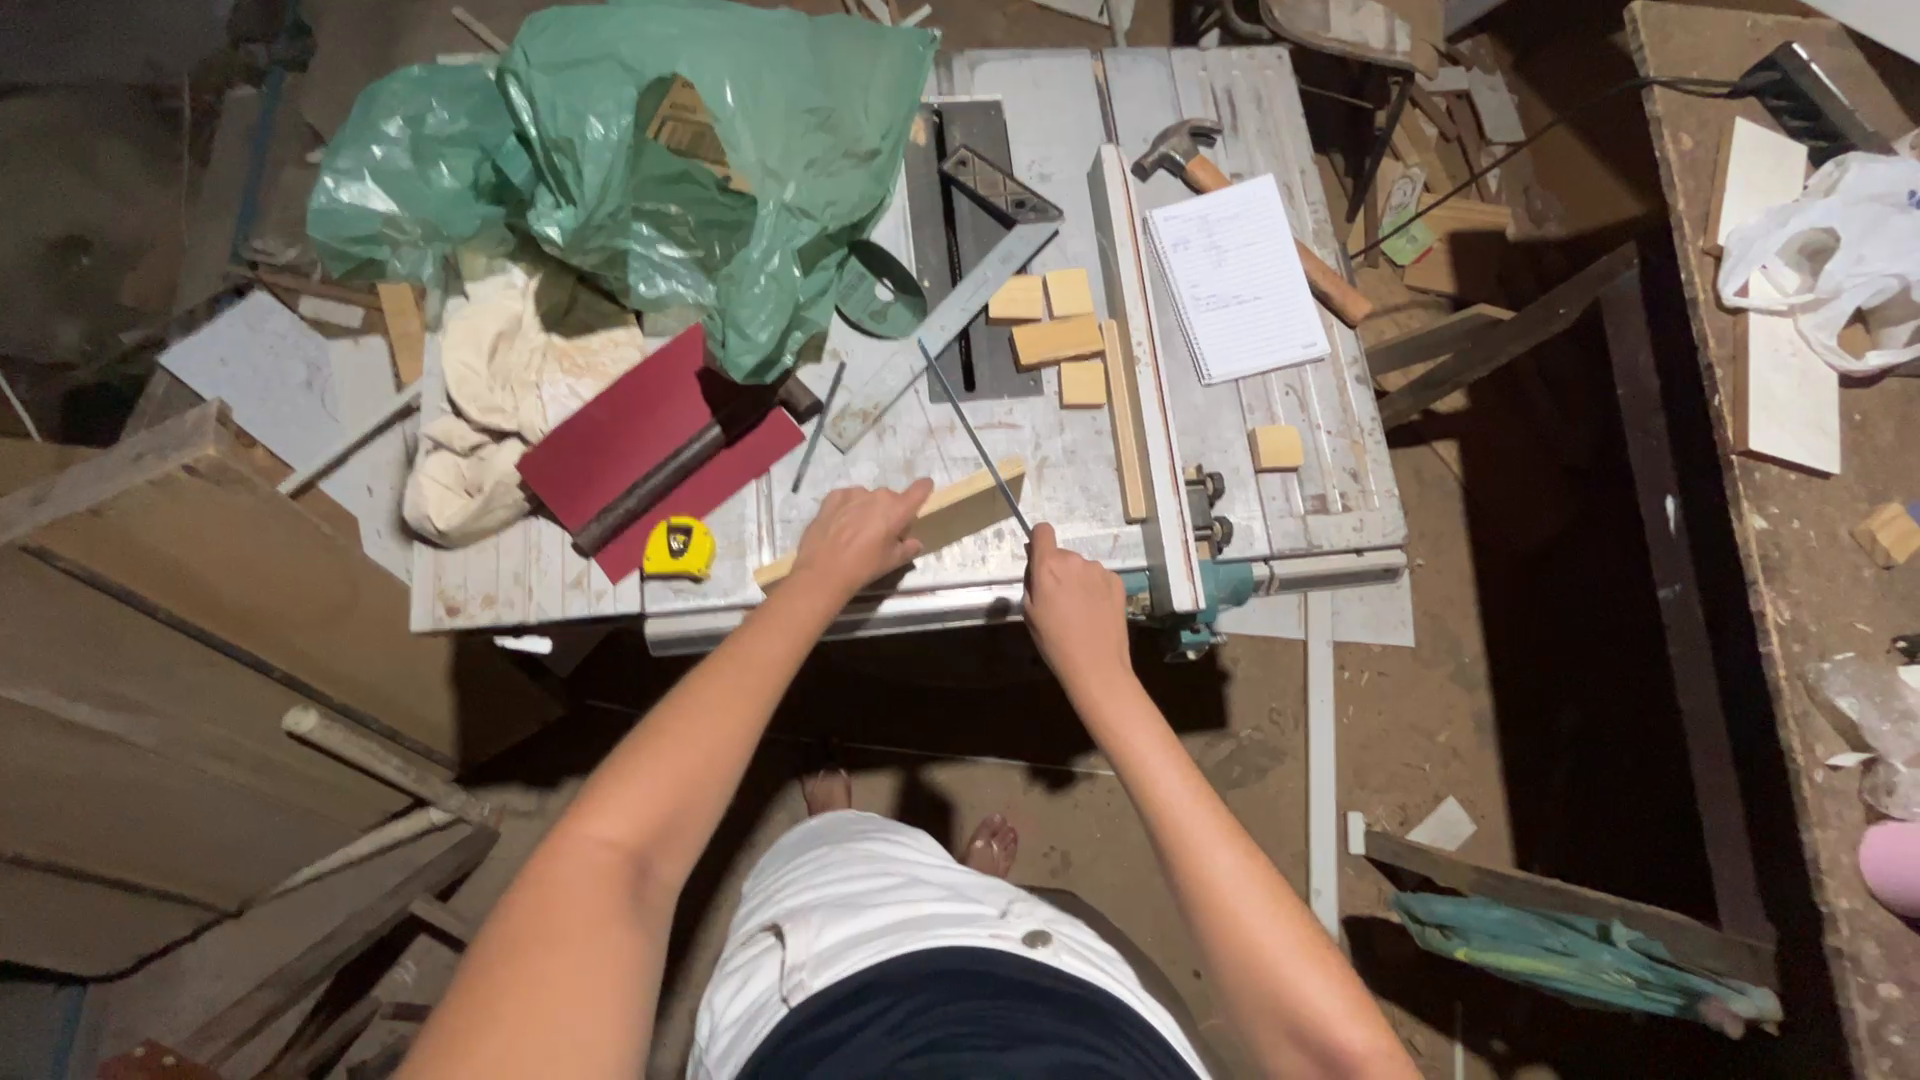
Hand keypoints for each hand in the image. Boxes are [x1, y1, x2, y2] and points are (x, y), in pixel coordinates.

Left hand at [789, 479, 933, 599]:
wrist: (824, 570)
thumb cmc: (864, 566)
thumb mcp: (893, 562)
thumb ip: (908, 548)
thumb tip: (914, 542)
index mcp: (898, 509)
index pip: (920, 489)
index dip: (924, 488)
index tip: (924, 491)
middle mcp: (878, 495)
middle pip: (891, 498)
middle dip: (889, 511)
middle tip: (880, 533)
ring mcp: (854, 493)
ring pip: (868, 498)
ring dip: (867, 509)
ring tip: (856, 531)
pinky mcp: (833, 496)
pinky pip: (848, 498)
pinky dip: (848, 507)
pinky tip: (840, 524)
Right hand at [1023, 522, 1131, 695]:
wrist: (1096, 664)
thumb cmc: (1054, 641)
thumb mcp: (1029, 612)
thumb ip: (1031, 581)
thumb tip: (1036, 563)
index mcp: (1049, 566)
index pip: (1042, 531)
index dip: (1038, 541)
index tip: (1039, 558)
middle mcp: (1075, 560)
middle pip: (1062, 554)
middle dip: (1058, 569)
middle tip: (1058, 599)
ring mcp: (1099, 569)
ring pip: (1081, 567)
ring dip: (1077, 579)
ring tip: (1079, 609)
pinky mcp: (1117, 581)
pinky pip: (1099, 577)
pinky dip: (1095, 588)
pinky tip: (1096, 611)